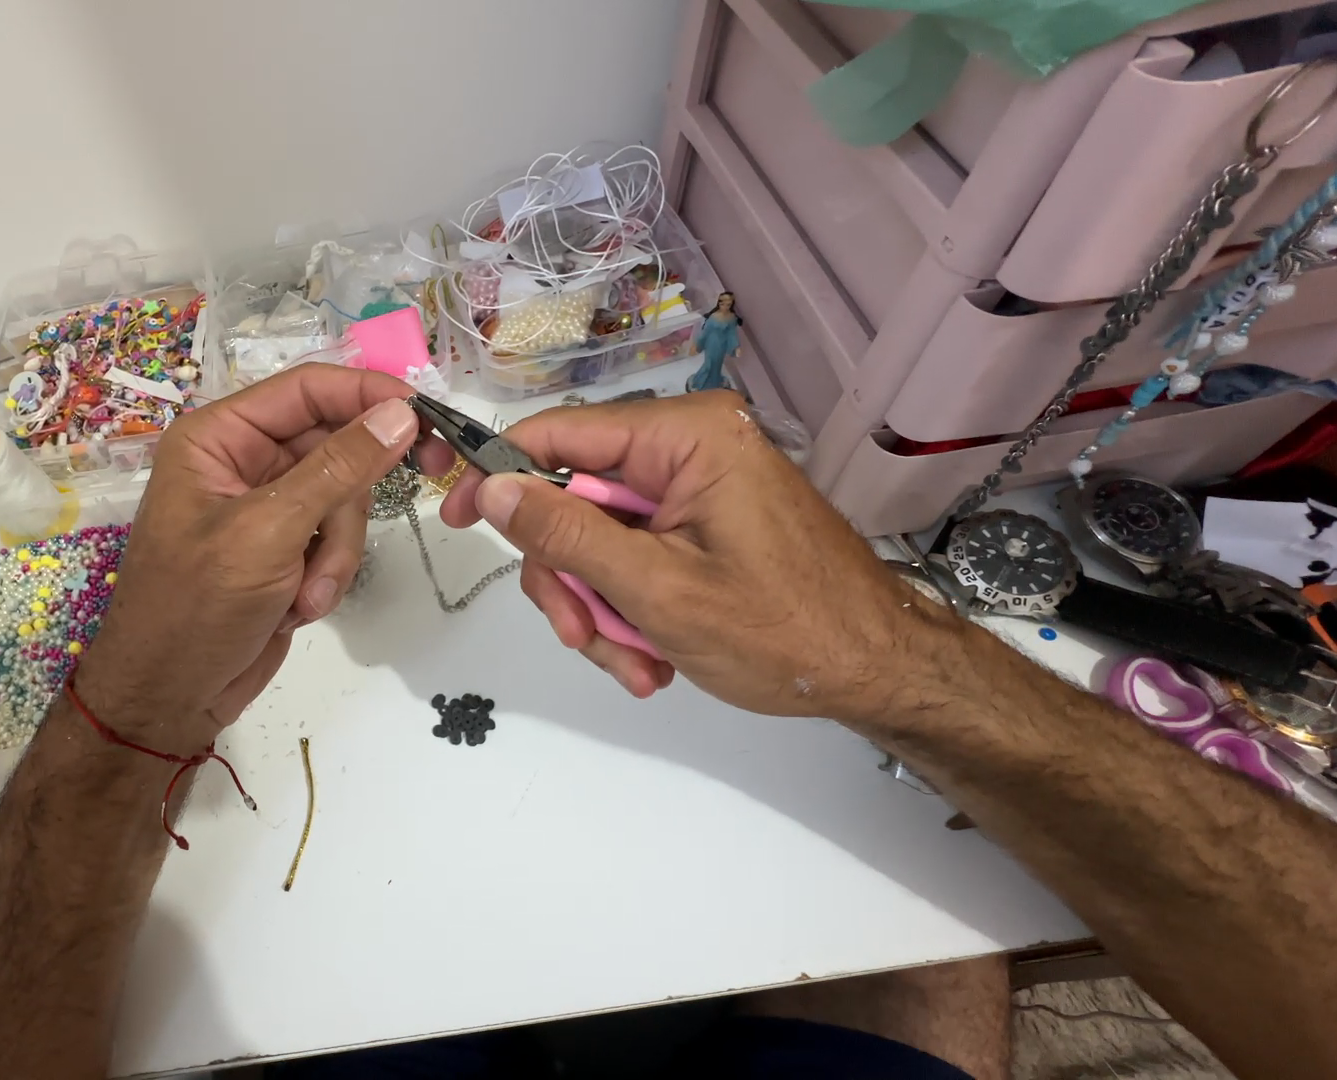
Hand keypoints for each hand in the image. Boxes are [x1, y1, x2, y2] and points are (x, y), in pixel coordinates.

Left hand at [72, 365, 422, 752]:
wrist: (172, 698)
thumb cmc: (197, 607)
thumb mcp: (269, 531)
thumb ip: (338, 469)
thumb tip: (401, 414)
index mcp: (220, 437)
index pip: (307, 389)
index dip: (367, 394)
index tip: (424, 415)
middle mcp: (244, 462)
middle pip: (335, 447)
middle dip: (350, 501)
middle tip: (409, 498)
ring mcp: (269, 508)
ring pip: (344, 500)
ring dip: (338, 551)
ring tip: (310, 593)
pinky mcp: (288, 548)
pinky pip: (337, 539)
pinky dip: (330, 573)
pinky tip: (300, 607)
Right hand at [437, 391, 957, 719]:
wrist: (881, 673)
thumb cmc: (781, 631)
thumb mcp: (655, 588)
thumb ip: (565, 533)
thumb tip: (490, 489)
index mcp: (683, 437)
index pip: (558, 435)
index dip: (497, 474)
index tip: (455, 517)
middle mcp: (685, 447)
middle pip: (572, 497)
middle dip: (567, 576)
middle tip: (579, 634)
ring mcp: (693, 486)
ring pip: (594, 537)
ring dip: (597, 605)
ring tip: (633, 663)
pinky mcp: (699, 521)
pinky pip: (630, 554)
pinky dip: (626, 607)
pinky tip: (651, 656)